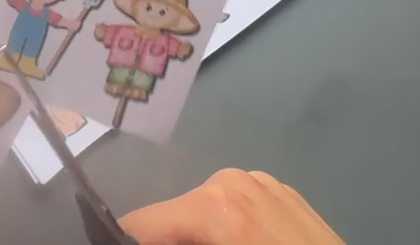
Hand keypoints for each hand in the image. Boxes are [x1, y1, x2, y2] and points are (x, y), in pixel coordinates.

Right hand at [121, 170, 344, 244]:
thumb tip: (132, 242)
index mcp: (219, 206)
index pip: (143, 223)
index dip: (132, 241)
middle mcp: (236, 181)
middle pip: (177, 217)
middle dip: (175, 242)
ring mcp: (265, 185)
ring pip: (206, 213)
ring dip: (201, 240)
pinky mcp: (287, 197)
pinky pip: (239, 211)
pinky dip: (230, 235)